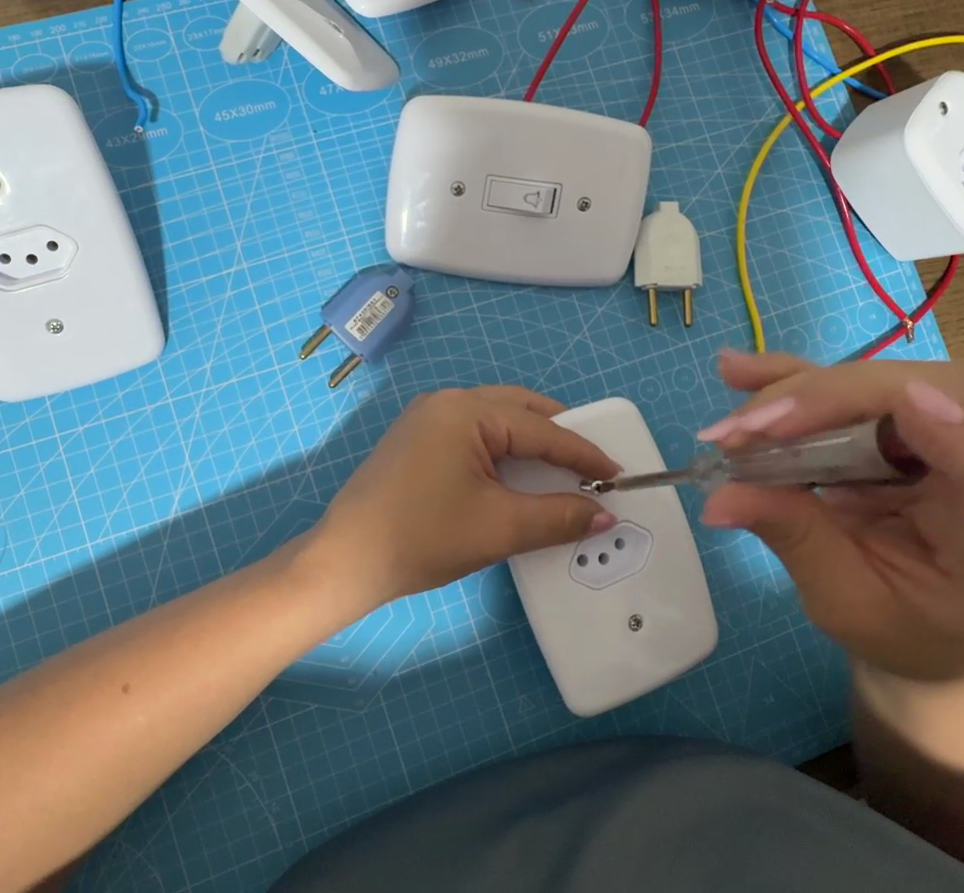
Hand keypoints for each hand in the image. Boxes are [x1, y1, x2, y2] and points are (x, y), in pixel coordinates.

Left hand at [305, 387, 620, 614]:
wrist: (347, 560)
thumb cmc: (424, 537)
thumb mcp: (500, 527)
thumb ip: (558, 516)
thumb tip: (604, 514)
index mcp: (466, 411)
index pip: (541, 428)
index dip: (583, 453)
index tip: (617, 474)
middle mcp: (444, 403)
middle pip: (518, 410)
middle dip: (557, 437)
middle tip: (590, 467)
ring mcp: (424, 420)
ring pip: (494, 420)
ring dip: (529, 443)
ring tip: (559, 473)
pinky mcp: (414, 442)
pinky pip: (471, 435)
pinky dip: (502, 452)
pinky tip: (515, 478)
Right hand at [696, 352, 963, 681]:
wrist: (931, 634)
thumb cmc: (900, 633)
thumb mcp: (845, 603)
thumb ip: (795, 539)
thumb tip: (719, 497)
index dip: (939, 422)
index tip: (875, 399)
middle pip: (932, 394)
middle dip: (829, 400)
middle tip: (746, 431)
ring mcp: (958, 435)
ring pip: (888, 380)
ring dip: (801, 390)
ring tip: (733, 418)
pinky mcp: (913, 420)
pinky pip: (858, 386)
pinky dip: (798, 380)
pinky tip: (740, 372)